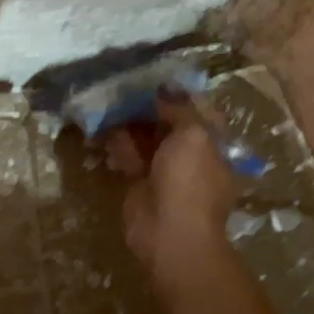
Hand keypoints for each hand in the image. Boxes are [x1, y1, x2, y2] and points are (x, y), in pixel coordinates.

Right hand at [105, 99, 237, 293]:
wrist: (170, 234)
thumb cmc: (189, 181)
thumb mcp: (194, 135)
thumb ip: (180, 110)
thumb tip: (166, 90)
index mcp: (212, 147)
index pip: (198, 114)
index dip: (180, 96)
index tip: (157, 79)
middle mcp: (190, 157)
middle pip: (168, 125)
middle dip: (149, 108)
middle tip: (126, 86)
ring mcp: (164, 172)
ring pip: (146, 140)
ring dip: (130, 123)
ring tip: (110, 101)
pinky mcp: (140, 184)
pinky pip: (129, 157)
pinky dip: (117, 144)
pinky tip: (102, 128)